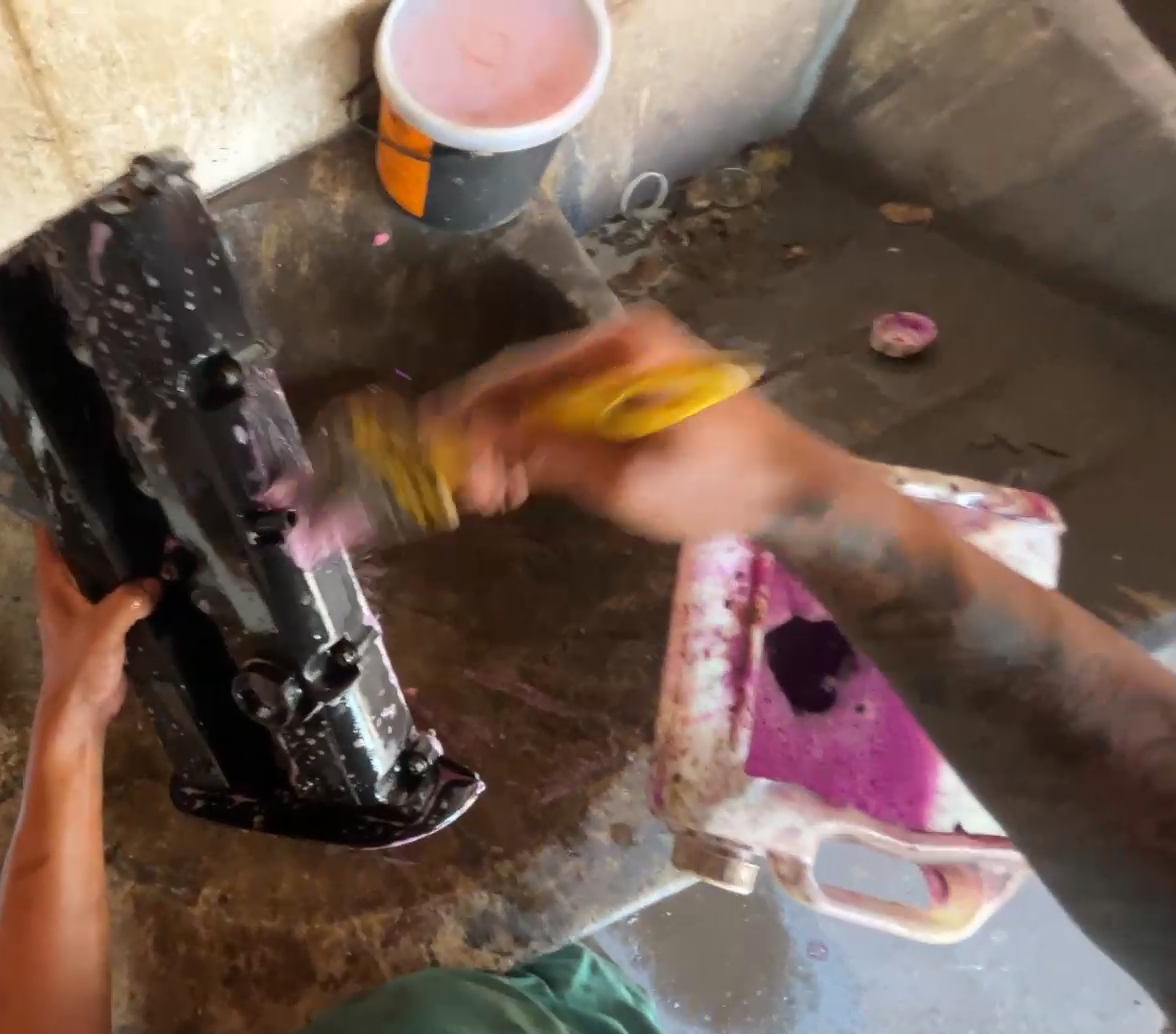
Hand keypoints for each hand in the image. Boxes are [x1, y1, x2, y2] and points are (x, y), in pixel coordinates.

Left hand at [32, 528, 159, 741]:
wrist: (79, 714)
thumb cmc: (80, 666)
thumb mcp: (105, 626)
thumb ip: (130, 598)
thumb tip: (157, 581)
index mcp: (55, 589)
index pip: (49, 541)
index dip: (58, 515)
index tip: (78, 490)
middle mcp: (65, 597)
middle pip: (79, 557)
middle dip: (98, 536)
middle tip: (129, 509)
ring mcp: (84, 616)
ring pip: (101, 581)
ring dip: (119, 566)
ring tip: (148, 540)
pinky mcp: (102, 634)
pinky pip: (118, 604)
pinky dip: (133, 593)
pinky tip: (156, 584)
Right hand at [421, 306, 850, 542]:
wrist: (794, 493)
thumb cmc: (717, 484)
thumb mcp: (625, 479)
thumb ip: (546, 455)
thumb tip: (476, 445)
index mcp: (621, 347)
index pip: (521, 369)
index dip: (471, 407)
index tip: (432, 439)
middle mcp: (615, 346)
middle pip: (524, 385)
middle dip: (486, 436)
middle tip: (465, 486)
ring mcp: (620, 370)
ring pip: (537, 403)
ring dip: (506, 448)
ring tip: (488, 495)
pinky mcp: (623, 396)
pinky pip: (561, 415)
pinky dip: (534, 449)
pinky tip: (517, 484)